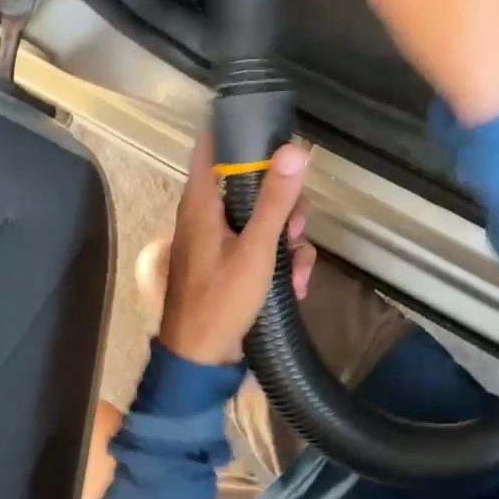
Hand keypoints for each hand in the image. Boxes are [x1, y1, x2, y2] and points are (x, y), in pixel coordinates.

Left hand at [157, 136, 315, 365]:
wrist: (201, 363)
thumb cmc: (221, 300)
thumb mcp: (255, 248)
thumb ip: (276, 200)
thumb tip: (295, 149)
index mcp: (201, 204)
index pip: (212, 148)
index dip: (240, 135)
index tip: (273, 135)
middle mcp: (208, 217)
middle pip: (251, 187)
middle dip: (283, 204)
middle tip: (296, 226)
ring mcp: (220, 243)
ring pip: (263, 220)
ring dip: (288, 240)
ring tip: (297, 267)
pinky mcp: (232, 266)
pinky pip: (262, 249)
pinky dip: (281, 263)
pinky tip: (294, 285)